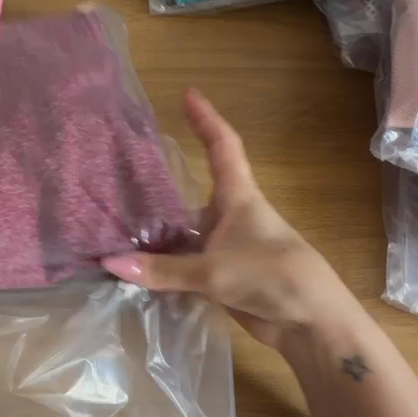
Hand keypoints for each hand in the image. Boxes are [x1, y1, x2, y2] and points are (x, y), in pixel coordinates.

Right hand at [103, 89, 354, 349]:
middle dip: (159, 188)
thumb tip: (107, 262)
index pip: (223, 147)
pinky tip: (132, 270)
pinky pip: (182, 265)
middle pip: (190, 194)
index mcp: (238, 198)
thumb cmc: (272, 277)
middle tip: (119, 177)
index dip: (206, 119)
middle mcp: (230, 218)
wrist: (309, 323)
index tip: (189, 94)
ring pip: (182, 234)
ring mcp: (225, 249)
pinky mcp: (222, 278)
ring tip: (111, 228)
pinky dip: (160, 267)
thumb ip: (160, 269)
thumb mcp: (212, 270)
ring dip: (154, 235)